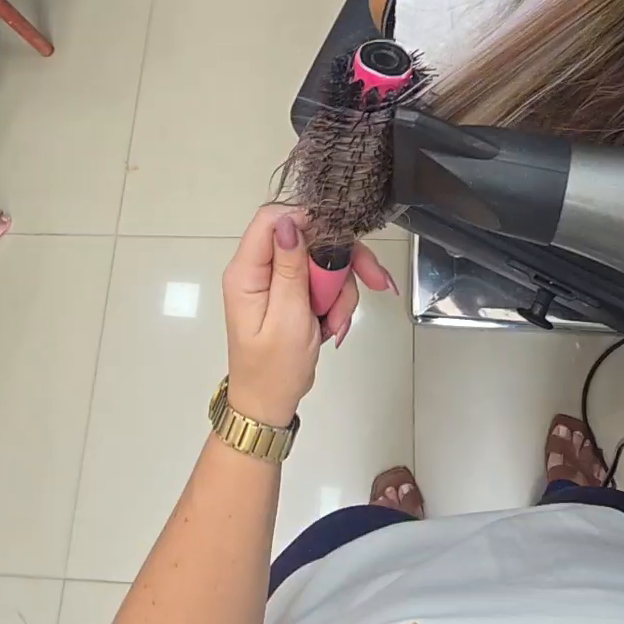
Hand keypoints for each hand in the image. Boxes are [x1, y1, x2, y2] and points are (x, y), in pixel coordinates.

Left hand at [221, 206, 392, 427]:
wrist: (269, 405)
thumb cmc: (274, 369)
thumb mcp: (287, 319)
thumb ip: (289, 268)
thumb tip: (289, 222)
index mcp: (247, 271)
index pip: (272, 219)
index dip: (308, 218)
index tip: (341, 236)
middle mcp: (260, 267)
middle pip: (308, 236)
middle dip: (343, 259)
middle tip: (376, 281)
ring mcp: (277, 278)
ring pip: (322, 259)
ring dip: (341, 289)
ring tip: (338, 323)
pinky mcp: (292, 290)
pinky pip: (323, 279)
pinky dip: (337, 300)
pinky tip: (336, 324)